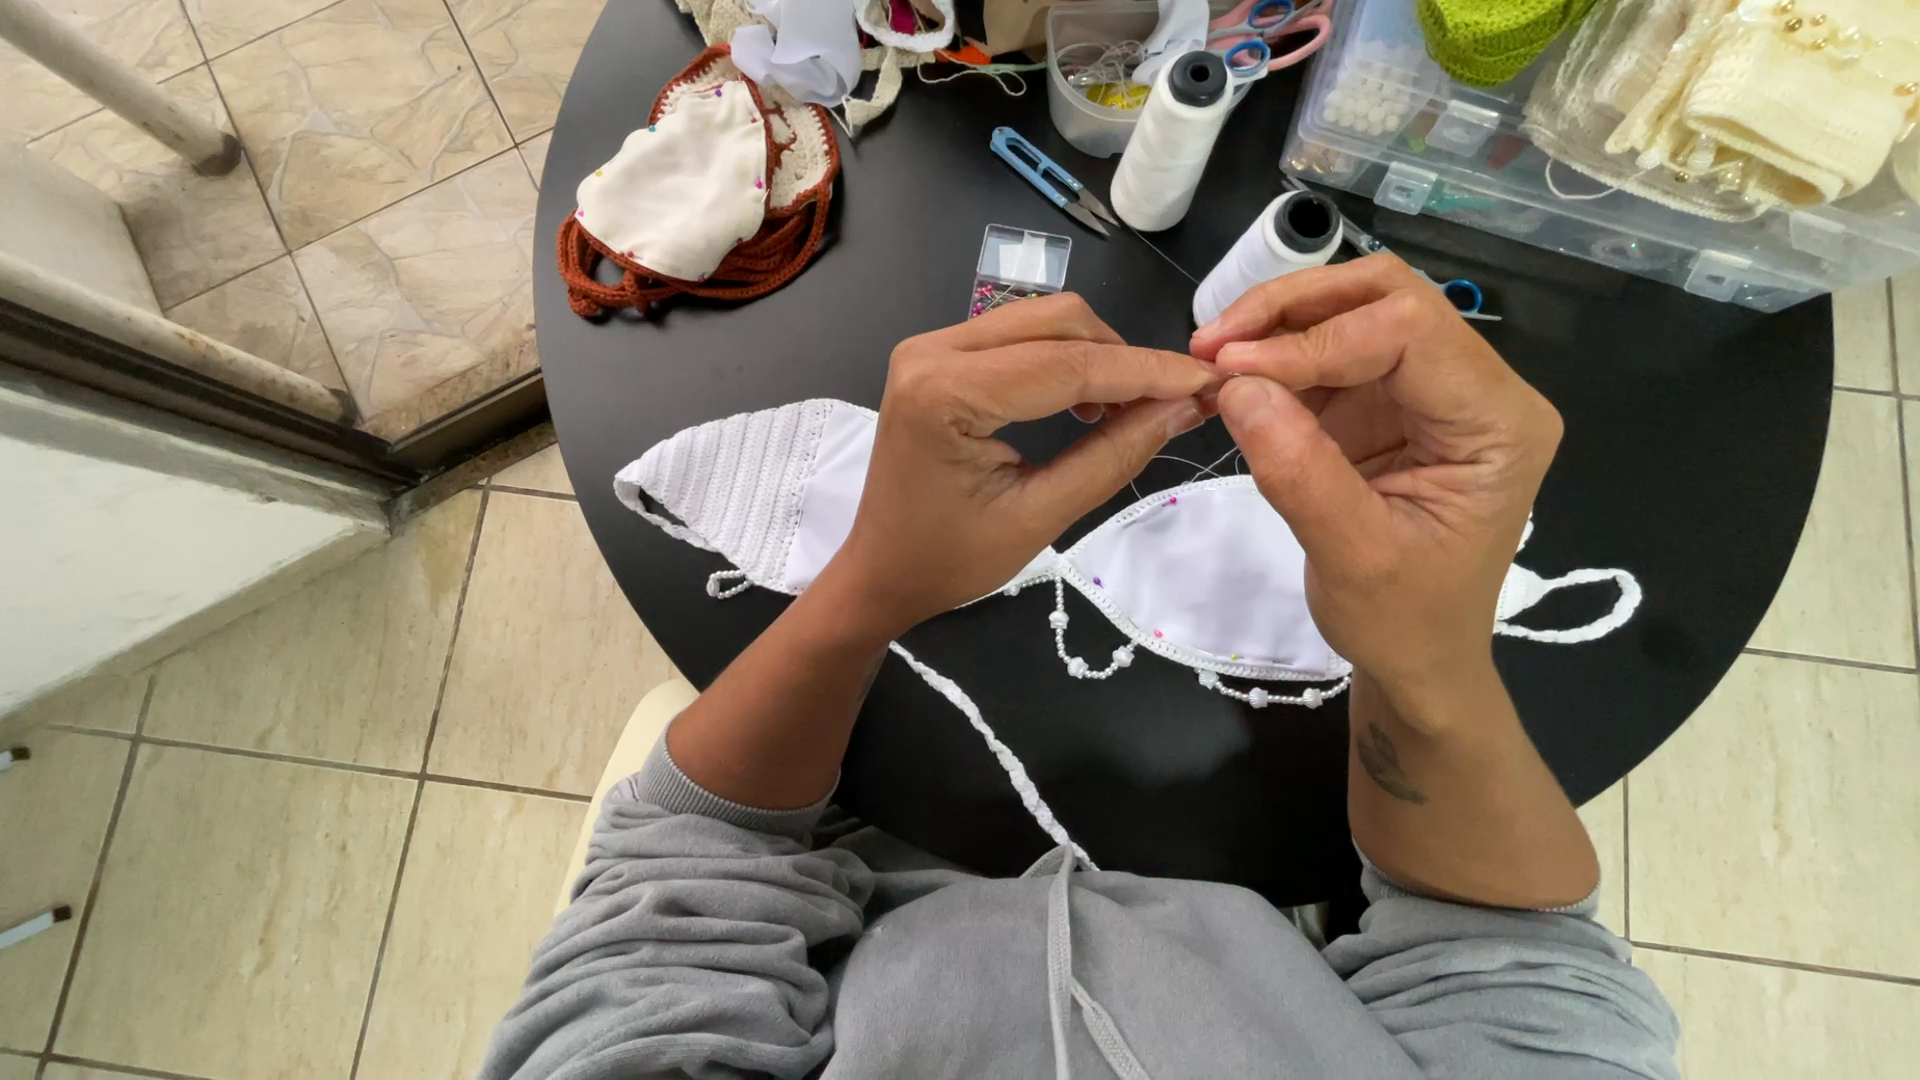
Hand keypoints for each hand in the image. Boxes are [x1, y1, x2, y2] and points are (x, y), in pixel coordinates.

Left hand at [823, 293, 1215, 641]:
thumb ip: (1112, 456)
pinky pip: (1018, 337)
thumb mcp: (1038, 518)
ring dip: (1097, 356)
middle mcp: (932, 350)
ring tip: (1129, 410)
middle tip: (1170, 404)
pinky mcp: (938, 357)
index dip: (1148, 372)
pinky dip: (1064, 360)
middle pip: (1058, 321)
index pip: (1069, 364)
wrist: (880, 571)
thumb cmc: (948, 562)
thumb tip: (1183, 407)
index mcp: (945, 392)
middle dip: (1124, 358)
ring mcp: (930, 347)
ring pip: (1041, 321)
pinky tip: (1084, 402)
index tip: (1210, 382)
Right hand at [1190, 256, 1561, 715]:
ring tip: (1211, 358)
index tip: (1228, 369)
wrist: (1416, 657)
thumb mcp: (1352, 557)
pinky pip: (1328, 357)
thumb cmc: (1402, 621)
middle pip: (1387, 298)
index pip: (1409, 333)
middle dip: (1293, 308)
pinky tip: (1231, 381)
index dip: (1313, 339)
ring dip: (1277, 326)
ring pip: (1354, 313)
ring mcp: (1426, 394)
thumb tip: (1235, 385)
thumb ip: (1299, 471)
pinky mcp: (1384, 408)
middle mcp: (1473, 390)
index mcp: (1496, 423)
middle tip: (1212, 341)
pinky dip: (1274, 359)